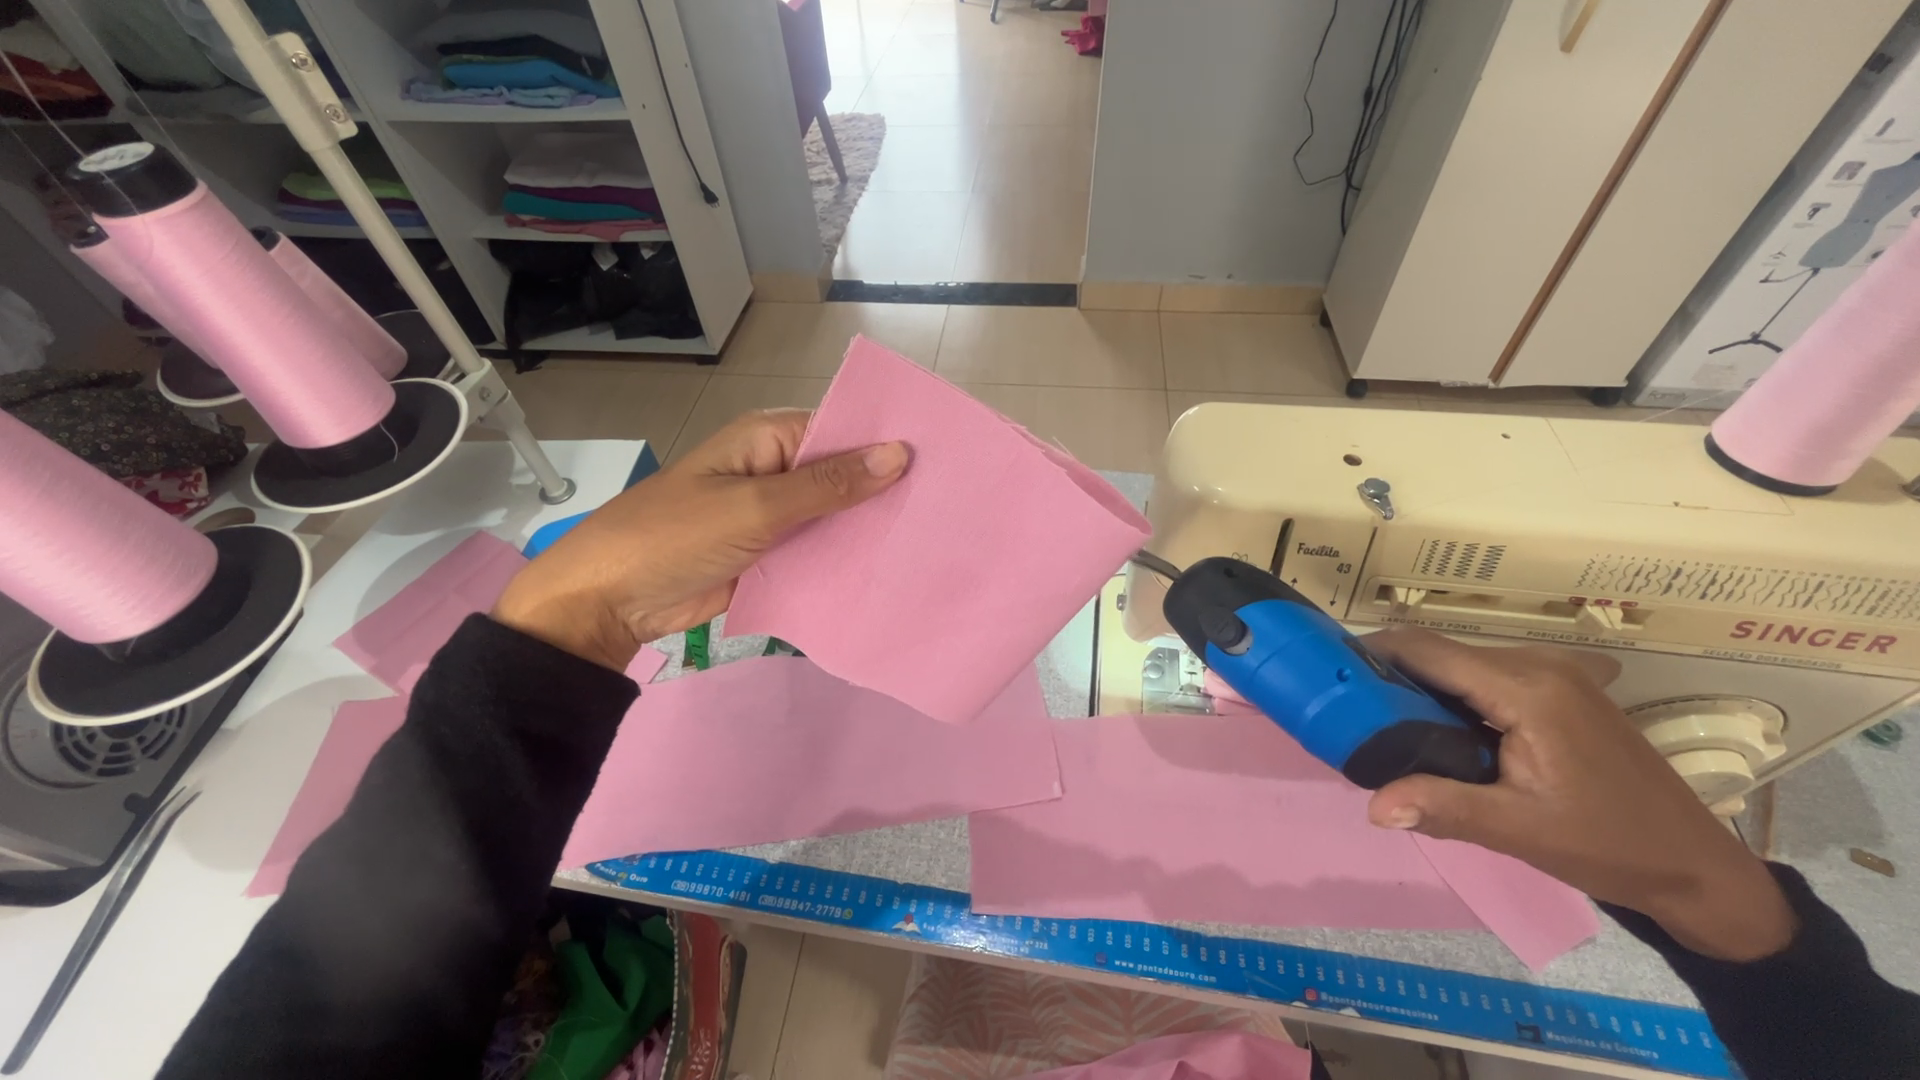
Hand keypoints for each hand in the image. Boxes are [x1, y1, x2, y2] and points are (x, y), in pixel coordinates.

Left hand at [492, 409, 907, 670]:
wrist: (611, 601)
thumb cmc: (676, 536)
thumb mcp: (757, 506)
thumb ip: (828, 484)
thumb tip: (899, 453)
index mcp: (768, 438)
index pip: (841, 429)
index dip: (886, 444)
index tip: (943, 462)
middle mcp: (776, 470)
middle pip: (842, 474)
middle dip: (885, 491)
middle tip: (949, 508)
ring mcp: (774, 515)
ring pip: (834, 516)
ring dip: (868, 529)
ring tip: (933, 540)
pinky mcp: (772, 555)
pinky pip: (818, 551)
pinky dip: (845, 560)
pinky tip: (890, 571)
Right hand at [1363, 628, 1795, 960]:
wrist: (1698, 866)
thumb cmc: (1610, 846)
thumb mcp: (1519, 829)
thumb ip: (1442, 806)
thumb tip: (1372, 807)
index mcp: (1527, 688)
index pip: (1427, 648)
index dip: (1371, 652)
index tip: (1326, 672)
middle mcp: (1538, 665)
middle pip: (1438, 651)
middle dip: (1386, 673)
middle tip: (1344, 708)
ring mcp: (1553, 674)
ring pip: (1458, 663)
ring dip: (1415, 685)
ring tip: (1376, 722)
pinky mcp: (1559, 690)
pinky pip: (1483, 677)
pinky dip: (1446, 694)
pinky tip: (1429, 729)